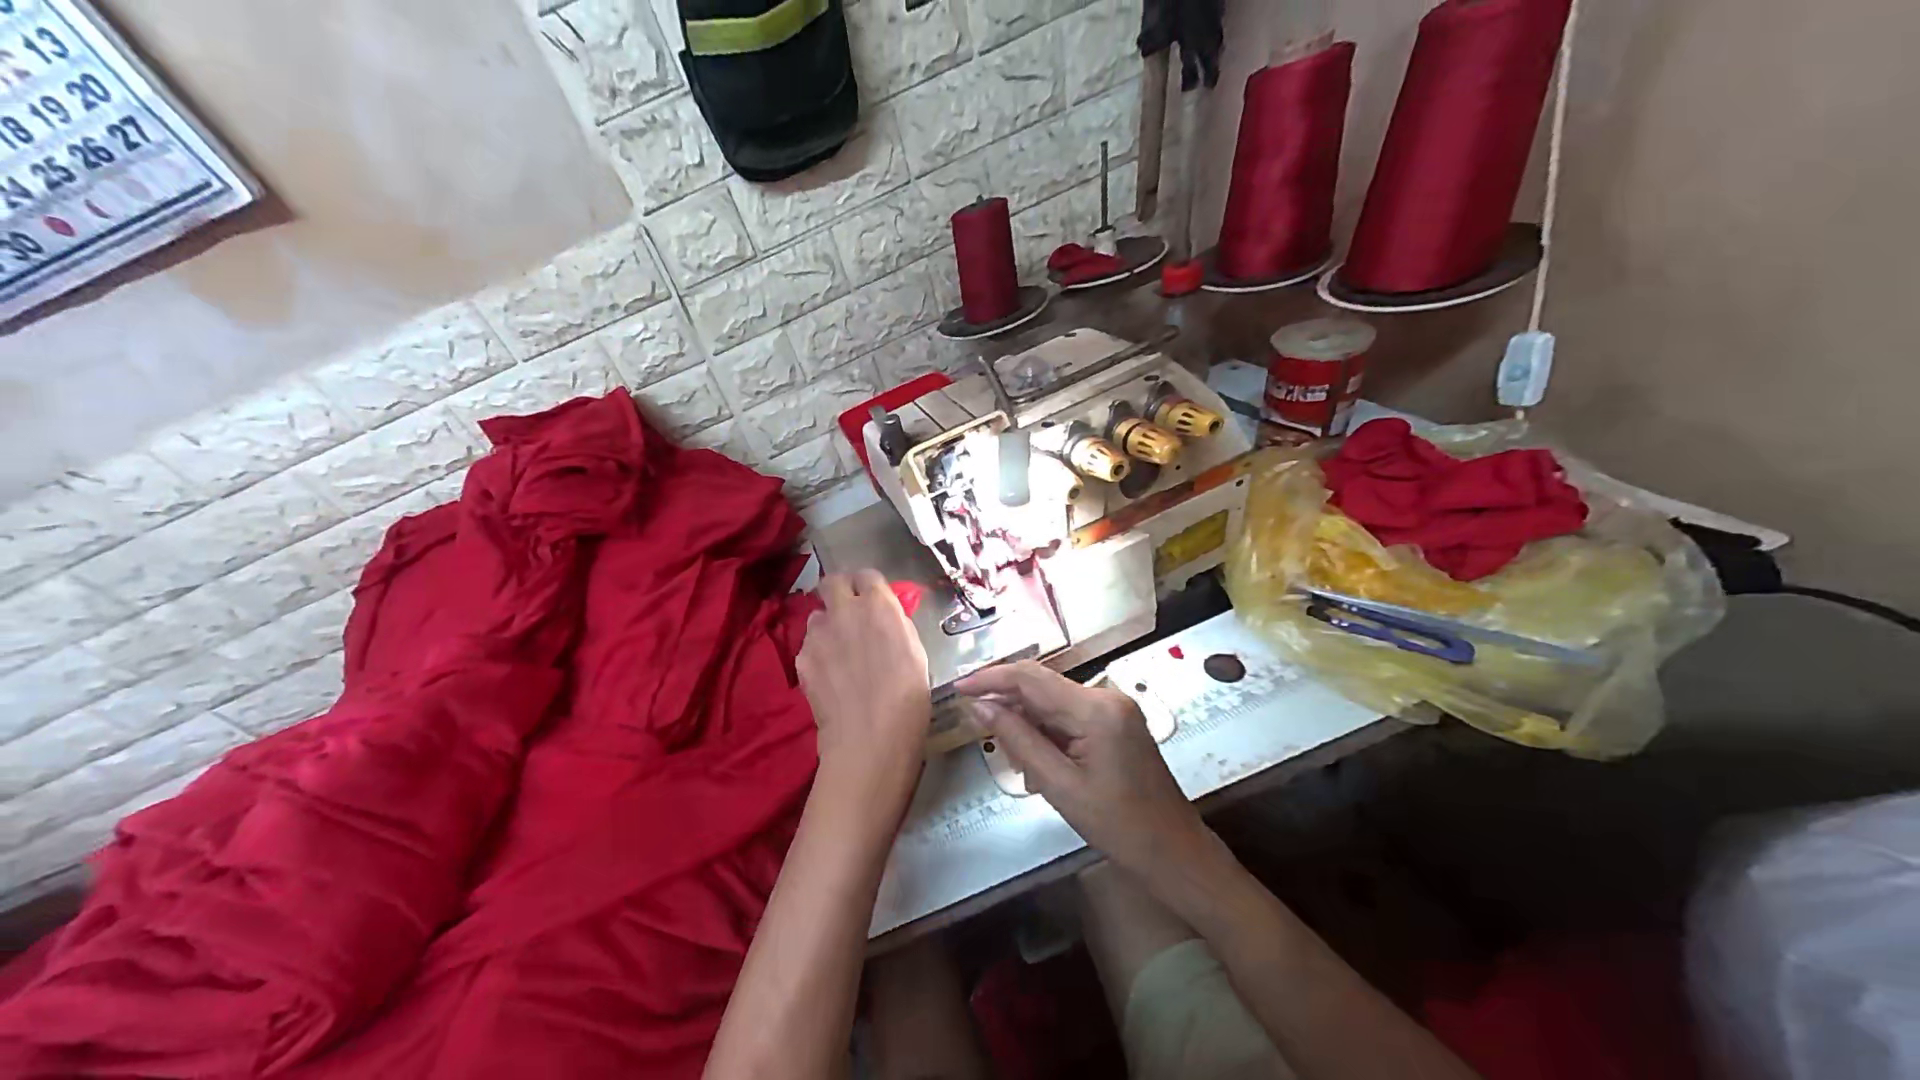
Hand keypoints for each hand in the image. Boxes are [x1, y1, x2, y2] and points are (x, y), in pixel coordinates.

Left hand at [797, 571, 930, 794]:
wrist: (870, 737)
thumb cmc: (908, 696)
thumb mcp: (915, 651)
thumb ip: (895, 626)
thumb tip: (885, 620)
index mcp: (878, 605)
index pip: (867, 574)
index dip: (869, 586)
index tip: (873, 599)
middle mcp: (844, 611)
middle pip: (832, 581)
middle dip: (840, 591)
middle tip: (849, 611)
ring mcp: (818, 634)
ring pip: (817, 616)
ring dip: (828, 626)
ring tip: (839, 651)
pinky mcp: (801, 659)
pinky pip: (809, 646)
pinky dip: (818, 654)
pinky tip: (830, 677)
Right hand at [955, 662, 1208, 874]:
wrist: (1174, 850)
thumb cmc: (1118, 826)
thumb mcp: (1059, 785)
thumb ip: (1018, 739)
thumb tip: (980, 707)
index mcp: (1095, 709)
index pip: (1031, 678)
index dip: (990, 679)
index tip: (958, 688)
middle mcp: (1106, 696)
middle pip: (1041, 686)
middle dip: (1008, 706)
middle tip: (981, 734)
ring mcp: (1114, 707)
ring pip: (1053, 701)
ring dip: (1027, 724)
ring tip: (1020, 766)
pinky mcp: (1116, 721)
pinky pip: (1069, 715)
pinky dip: (1048, 732)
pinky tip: (1040, 763)